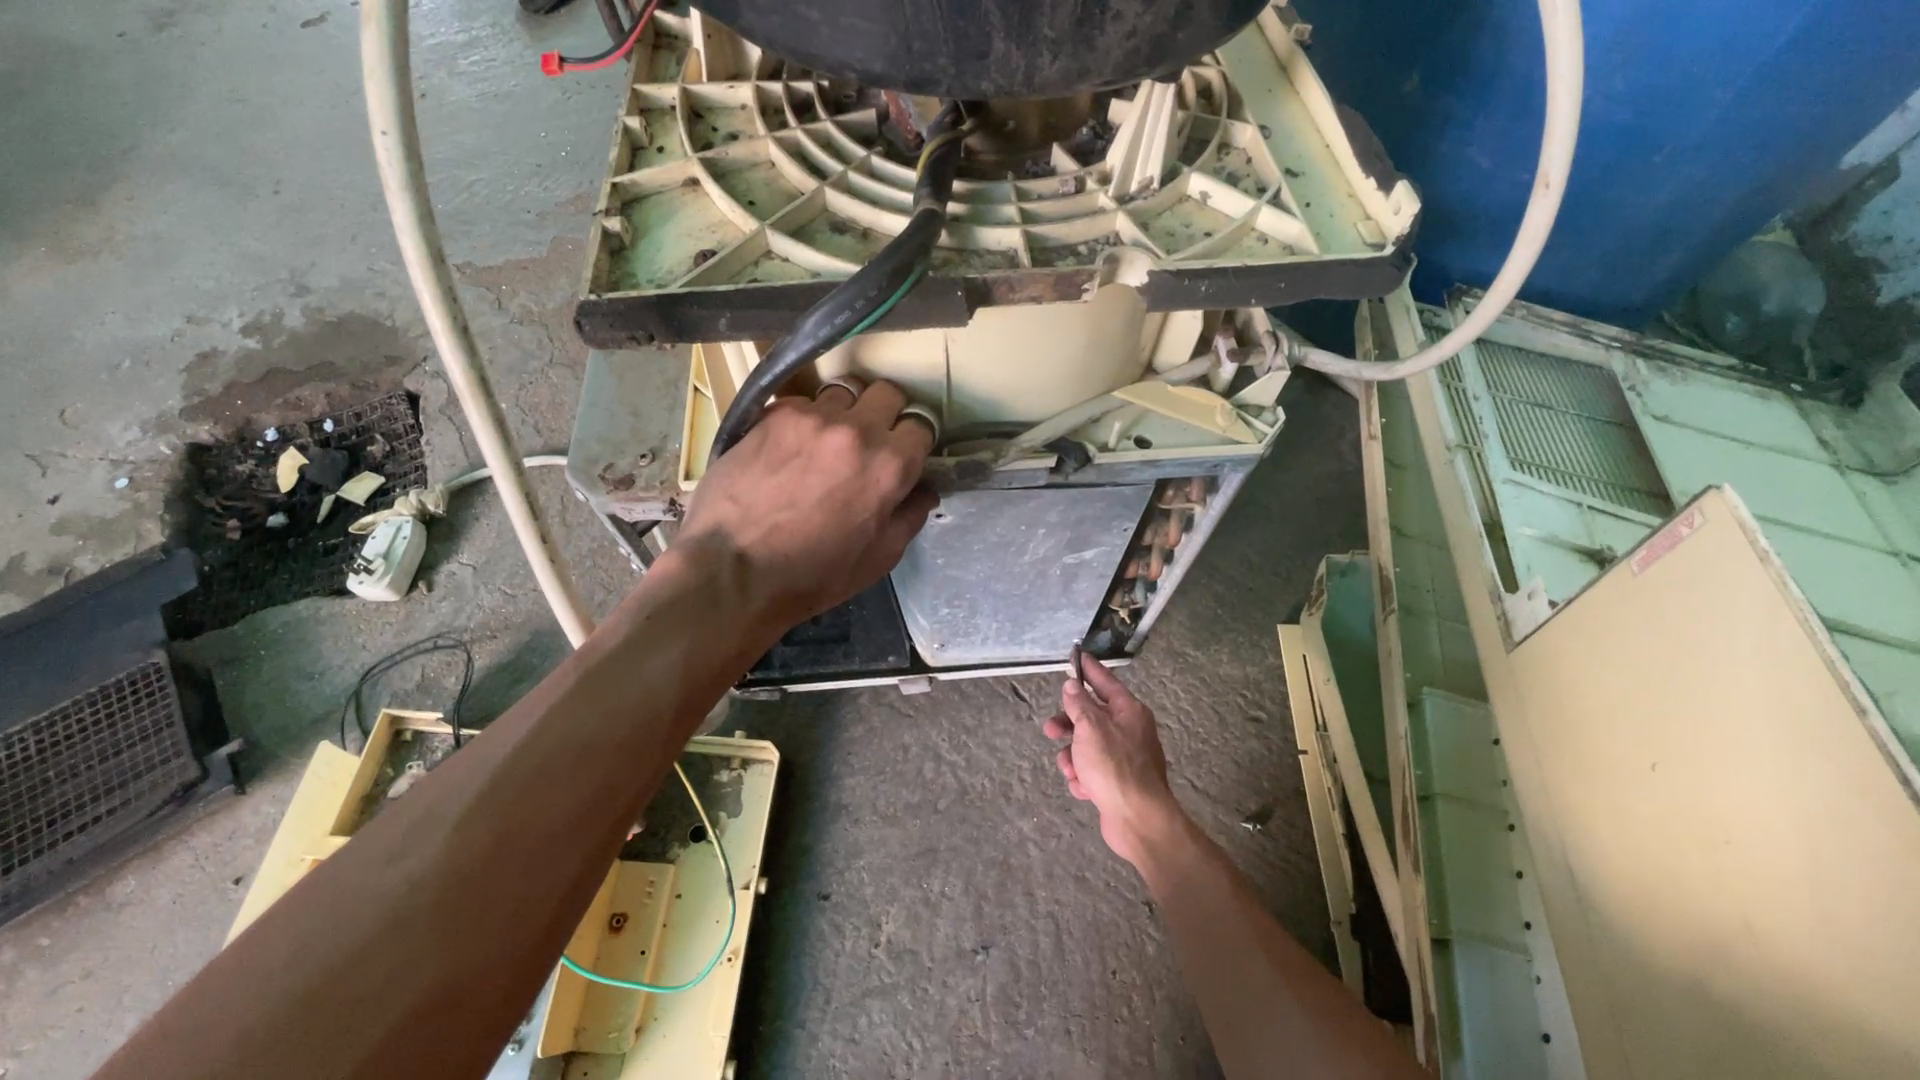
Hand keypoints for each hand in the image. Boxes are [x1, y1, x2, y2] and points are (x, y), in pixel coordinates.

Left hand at [678, 378, 937, 626]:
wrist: (732, 570)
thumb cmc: (811, 577)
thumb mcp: (877, 559)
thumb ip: (908, 518)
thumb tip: (924, 491)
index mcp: (889, 466)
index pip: (921, 425)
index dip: (914, 442)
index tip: (902, 456)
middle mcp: (856, 430)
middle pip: (886, 393)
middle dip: (885, 414)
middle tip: (870, 442)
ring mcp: (811, 417)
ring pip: (843, 392)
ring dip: (844, 413)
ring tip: (827, 443)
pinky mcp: (772, 415)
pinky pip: (802, 403)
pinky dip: (805, 420)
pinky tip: (790, 449)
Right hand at [1041, 657, 1185, 867]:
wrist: (1137, 820)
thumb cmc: (1114, 767)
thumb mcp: (1090, 729)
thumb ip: (1079, 705)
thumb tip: (1072, 686)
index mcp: (1129, 712)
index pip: (1105, 682)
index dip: (1088, 669)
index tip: (1076, 656)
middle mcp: (1130, 731)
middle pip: (1091, 717)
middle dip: (1068, 726)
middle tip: (1050, 730)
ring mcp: (1125, 758)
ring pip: (1086, 747)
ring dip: (1072, 758)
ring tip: (1071, 771)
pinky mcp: (1117, 782)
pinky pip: (1092, 771)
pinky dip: (1083, 778)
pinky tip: (1084, 789)